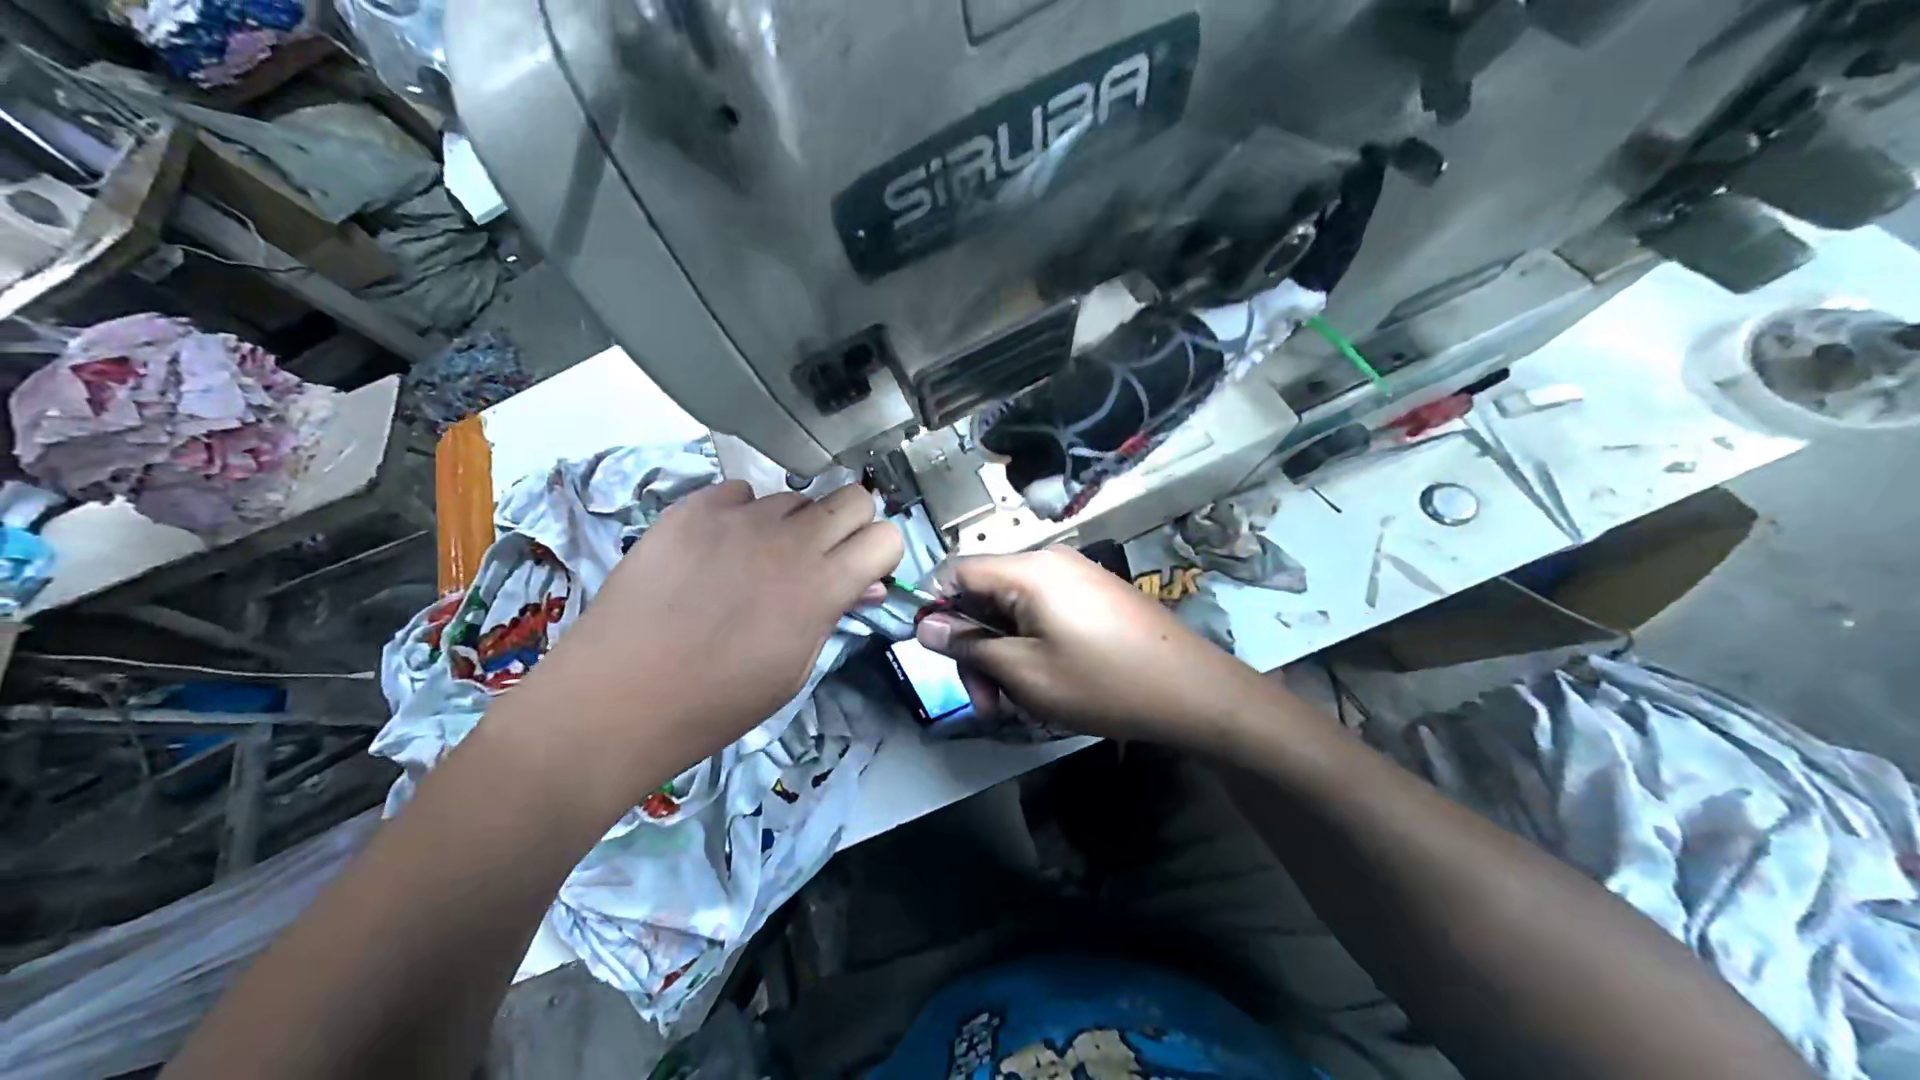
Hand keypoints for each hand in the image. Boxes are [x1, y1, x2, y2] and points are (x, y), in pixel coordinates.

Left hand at [513, 480, 901, 774]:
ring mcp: (737, 518)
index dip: (879, 555)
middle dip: (849, 526)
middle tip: (820, 560)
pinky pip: (739, 494)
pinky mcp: (690, 509)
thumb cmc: (716, 703)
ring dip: (790, 526)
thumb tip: (861, 584)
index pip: (886, 536)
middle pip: (853, 497)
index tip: (861, 574)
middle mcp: (788, 540)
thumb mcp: (793, 672)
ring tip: (754, 563)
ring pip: (793, 498)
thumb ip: (833, 616)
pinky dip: (739, 517)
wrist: (617, 698)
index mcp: (821, 587)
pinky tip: (715, 552)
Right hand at [914, 547, 1272, 749]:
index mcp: (1028, 569)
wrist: (1194, 692)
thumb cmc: (1103, 683)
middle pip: (985, 594)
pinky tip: (1047, 683)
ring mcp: (1076, 576)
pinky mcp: (1095, 595)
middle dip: (977, 648)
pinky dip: (1032, 645)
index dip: (936, 609)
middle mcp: (1049, 561)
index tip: (942, 656)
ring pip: (1013, 609)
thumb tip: (924, 626)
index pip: (955, 570)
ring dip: (1004, 654)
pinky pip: (1043, 612)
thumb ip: (969, 645)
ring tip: (1020, 703)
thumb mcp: (1025, 673)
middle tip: (988, 703)